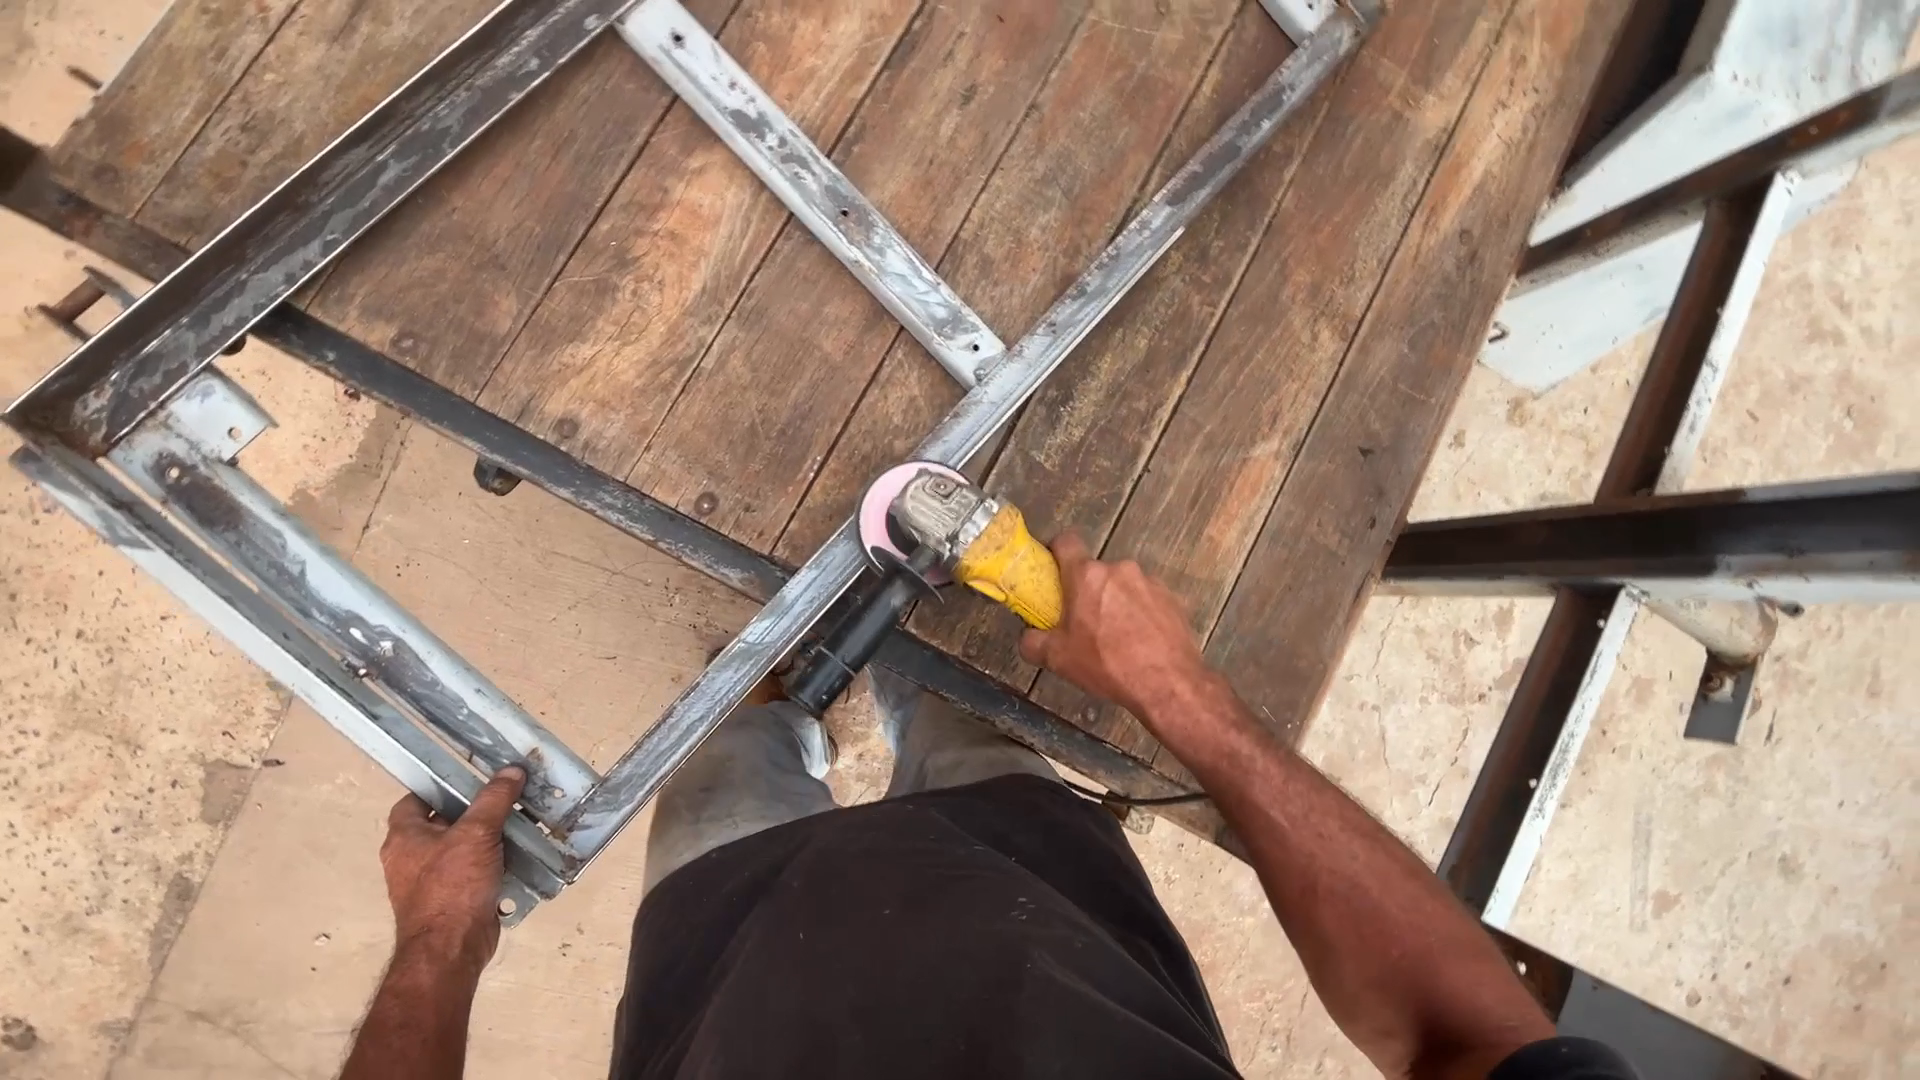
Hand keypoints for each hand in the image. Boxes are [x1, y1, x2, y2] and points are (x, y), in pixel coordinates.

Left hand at [379, 766, 525, 977]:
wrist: (451, 948)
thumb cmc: (453, 885)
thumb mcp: (476, 833)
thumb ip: (494, 799)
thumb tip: (511, 770)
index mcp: (404, 839)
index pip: (413, 801)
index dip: (439, 786)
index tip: (472, 777)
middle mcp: (412, 859)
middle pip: (443, 822)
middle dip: (475, 809)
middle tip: (507, 795)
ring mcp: (431, 882)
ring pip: (462, 847)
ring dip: (489, 835)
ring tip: (522, 820)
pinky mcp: (453, 899)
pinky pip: (475, 869)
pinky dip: (495, 860)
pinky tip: (521, 853)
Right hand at [1018, 533, 1214, 723]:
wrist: (1169, 684)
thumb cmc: (1108, 665)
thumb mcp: (1058, 659)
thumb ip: (1033, 643)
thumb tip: (1029, 638)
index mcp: (1087, 576)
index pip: (1065, 541)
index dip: (1056, 552)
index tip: (1054, 572)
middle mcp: (1119, 569)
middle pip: (1095, 571)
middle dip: (1087, 592)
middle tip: (1083, 624)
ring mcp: (1149, 582)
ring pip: (1122, 586)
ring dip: (1115, 603)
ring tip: (1116, 639)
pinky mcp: (1172, 598)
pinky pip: (1147, 599)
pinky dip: (1140, 614)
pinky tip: (1140, 643)